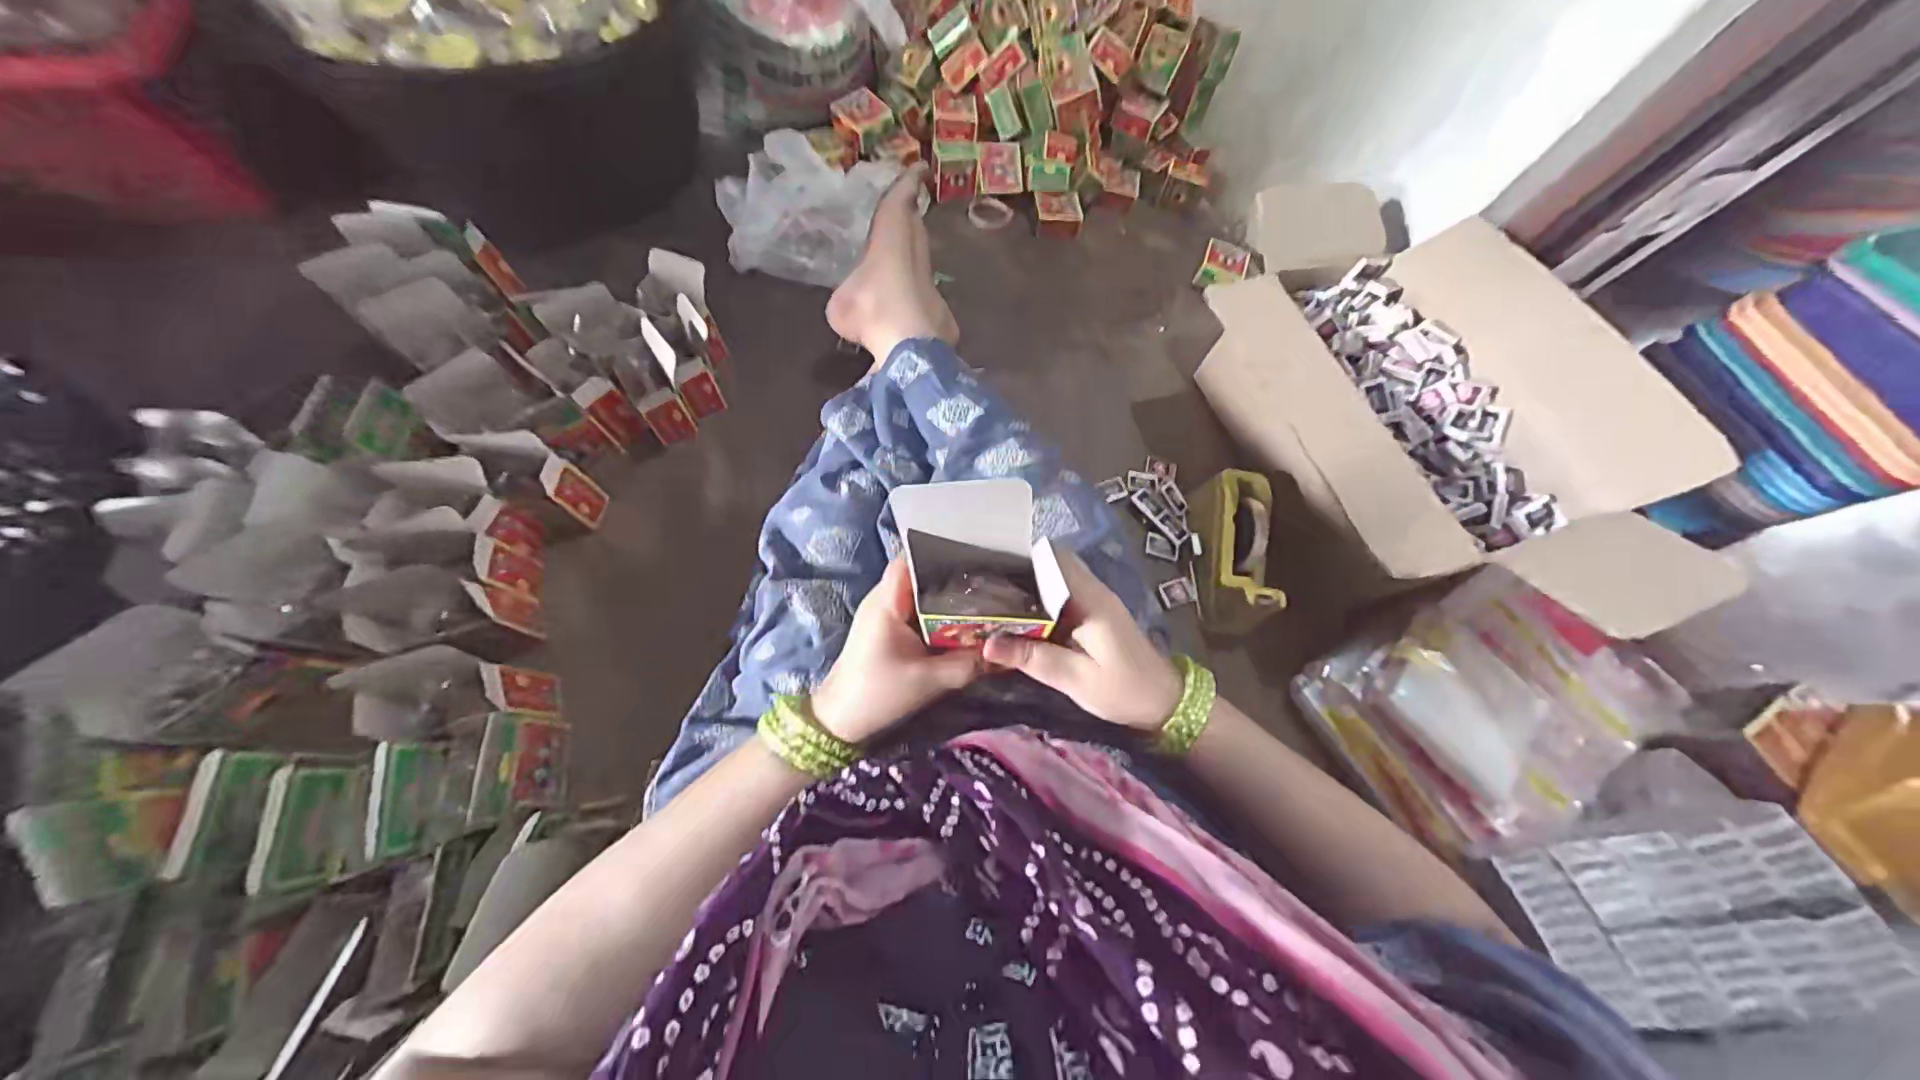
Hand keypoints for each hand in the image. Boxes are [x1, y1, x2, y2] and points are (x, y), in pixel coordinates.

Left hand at [811, 558, 983, 742]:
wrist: (841, 720)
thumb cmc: (878, 693)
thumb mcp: (929, 680)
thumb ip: (969, 664)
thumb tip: (1007, 654)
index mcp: (887, 601)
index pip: (911, 558)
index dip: (940, 554)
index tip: (974, 559)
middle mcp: (883, 599)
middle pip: (919, 574)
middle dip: (952, 577)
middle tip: (989, 582)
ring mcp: (882, 614)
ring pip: (919, 593)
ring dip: (945, 597)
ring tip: (981, 599)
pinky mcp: (886, 629)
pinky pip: (914, 610)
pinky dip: (936, 613)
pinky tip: (960, 622)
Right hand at [982, 550, 1181, 731]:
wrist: (1166, 702)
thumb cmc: (1123, 690)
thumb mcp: (1075, 680)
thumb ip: (1032, 658)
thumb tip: (987, 644)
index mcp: (1090, 600)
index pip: (1054, 560)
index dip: (1021, 560)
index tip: (990, 570)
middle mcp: (1094, 591)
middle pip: (1052, 565)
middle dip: (1019, 573)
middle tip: (984, 590)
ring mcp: (1096, 600)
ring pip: (1057, 578)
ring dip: (1029, 587)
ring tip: (994, 602)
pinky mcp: (1096, 612)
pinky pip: (1063, 594)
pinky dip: (1041, 601)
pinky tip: (1020, 618)